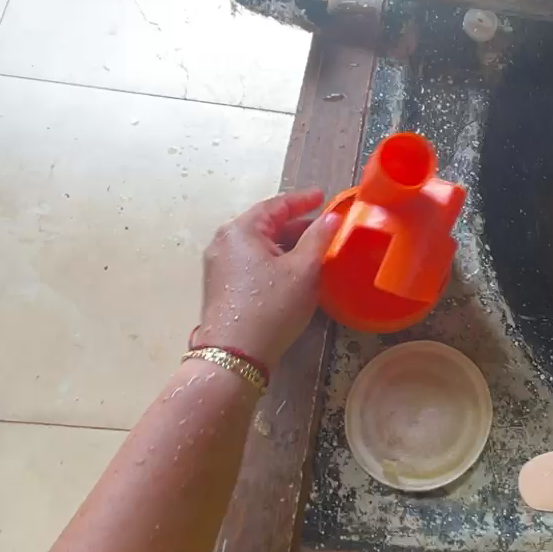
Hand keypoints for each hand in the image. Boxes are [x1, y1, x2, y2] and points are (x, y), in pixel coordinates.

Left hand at [190, 190, 341, 367]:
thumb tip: (332, 217)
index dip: (303, 200)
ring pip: (261, 244)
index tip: (324, 197)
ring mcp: (220, 264)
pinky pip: (253, 260)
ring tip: (315, 249)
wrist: (236, 355)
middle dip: (297, 224)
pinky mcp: (222, 284)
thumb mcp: (303, 270)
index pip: (276, 205)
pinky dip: (276, 258)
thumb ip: (319, 238)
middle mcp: (225, 241)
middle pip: (266, 224)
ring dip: (288, 243)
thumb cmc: (271, 306)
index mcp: (241, 230)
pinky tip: (294, 270)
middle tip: (325, 228)